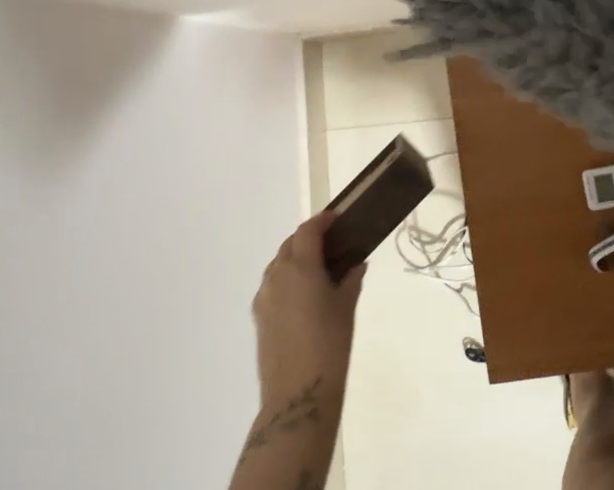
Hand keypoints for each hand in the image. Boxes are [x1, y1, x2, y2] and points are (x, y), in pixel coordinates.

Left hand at [251, 213, 365, 403]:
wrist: (298, 394)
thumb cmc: (330, 345)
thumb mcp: (346, 308)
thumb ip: (350, 280)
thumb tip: (356, 264)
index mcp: (299, 267)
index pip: (307, 231)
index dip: (322, 221)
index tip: (337, 219)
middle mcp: (276, 276)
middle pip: (290, 245)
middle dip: (308, 239)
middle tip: (332, 245)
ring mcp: (263, 297)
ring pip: (278, 266)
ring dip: (296, 260)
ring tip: (320, 272)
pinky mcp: (258, 317)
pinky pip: (273, 286)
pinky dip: (287, 281)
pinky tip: (305, 298)